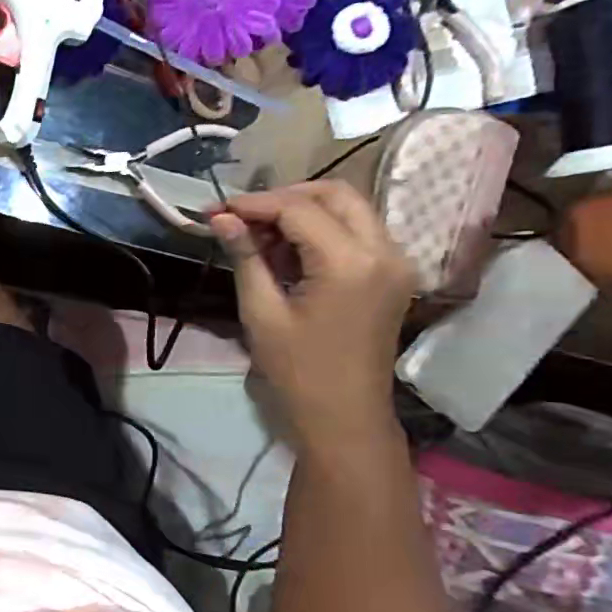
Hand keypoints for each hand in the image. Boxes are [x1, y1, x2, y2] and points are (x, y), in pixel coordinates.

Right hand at [210, 180, 414, 443]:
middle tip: (241, 216)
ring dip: (303, 210)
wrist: (344, 418)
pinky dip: (321, 228)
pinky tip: (287, 250)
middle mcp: (384, 251)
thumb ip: (245, 256)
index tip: (216, 210)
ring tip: (259, 233)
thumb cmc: (297, 371)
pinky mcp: (393, 273)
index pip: (298, 208)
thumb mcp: (262, 312)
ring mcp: (395, 261)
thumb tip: (220, 218)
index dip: (253, 203)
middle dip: (283, 197)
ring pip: (349, 207)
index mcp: (350, 263)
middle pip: (334, 193)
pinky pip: (357, 230)